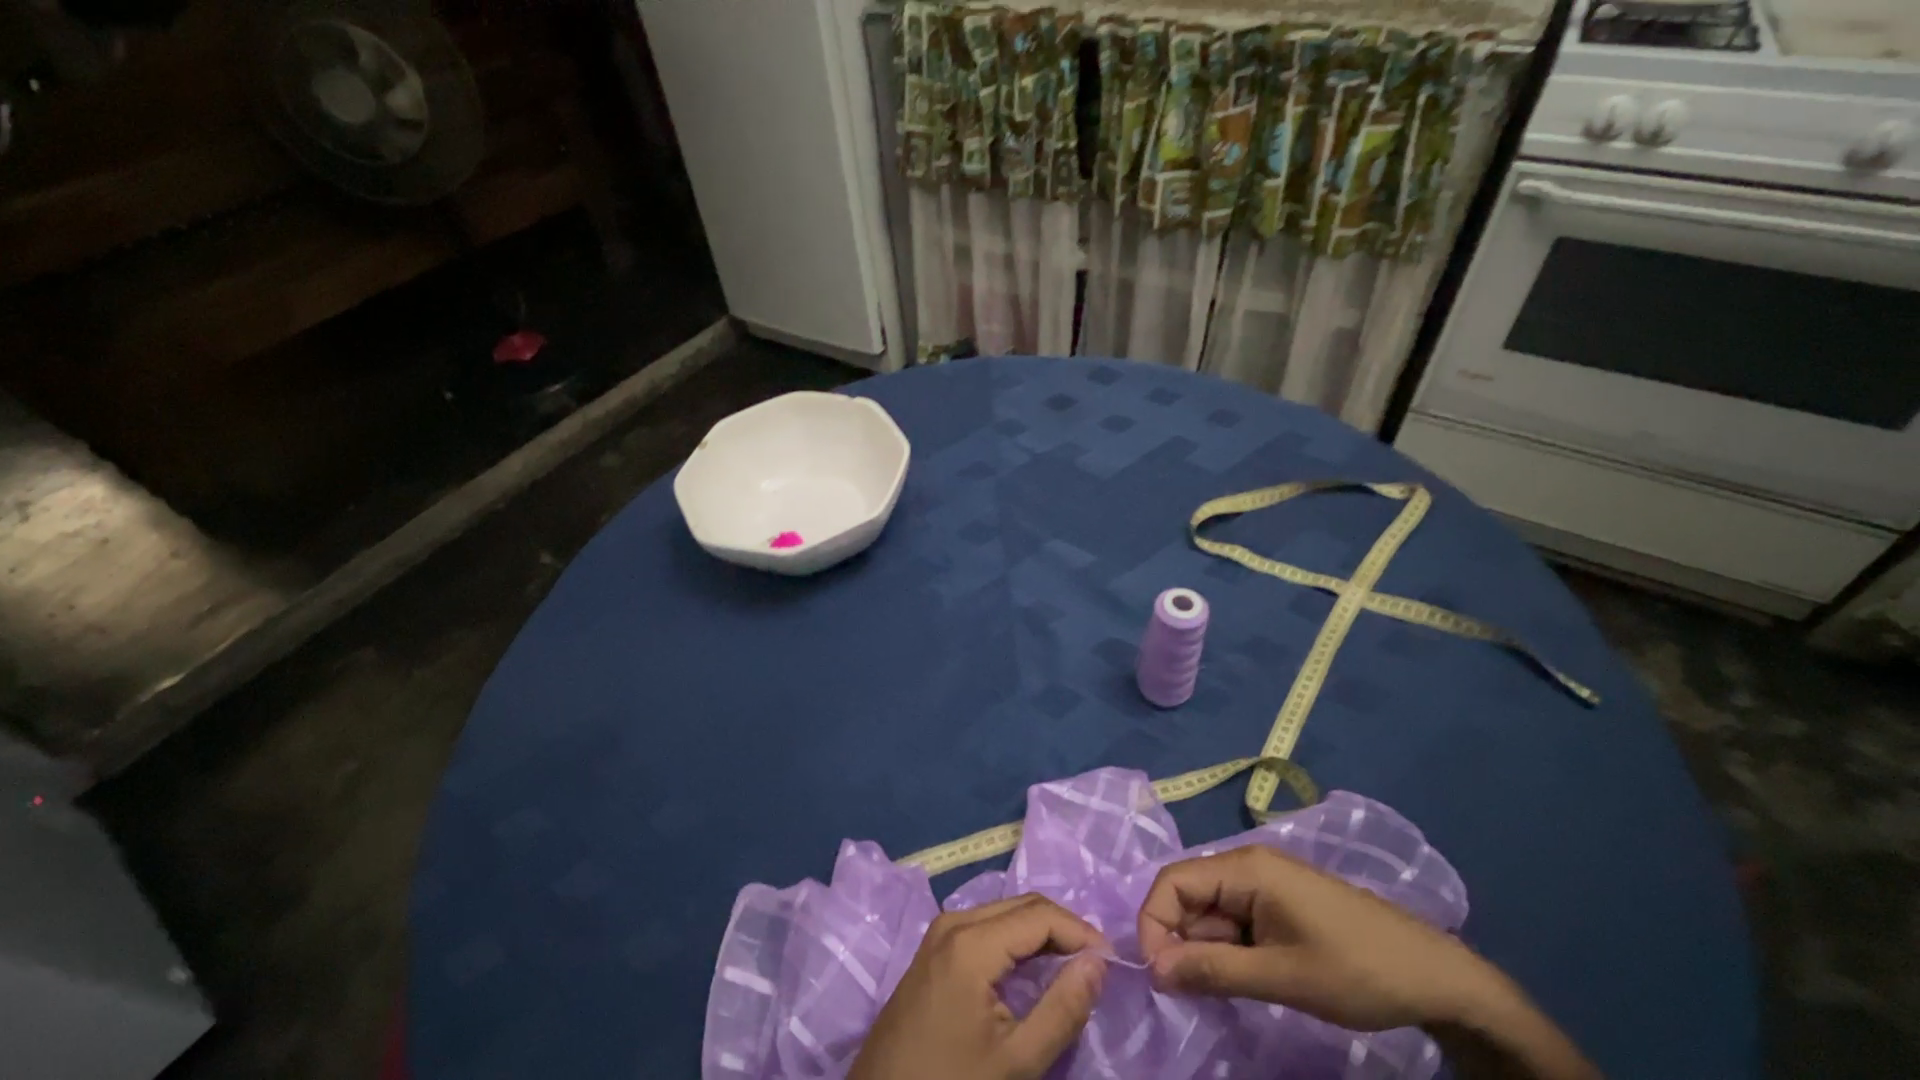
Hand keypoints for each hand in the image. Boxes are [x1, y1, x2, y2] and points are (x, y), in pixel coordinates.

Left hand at [848, 894, 1109, 1079]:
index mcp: (971, 942)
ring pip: (1004, 914)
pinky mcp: (932, 951)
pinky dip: (1016, 941)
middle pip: (1023, 906)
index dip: (1083, 933)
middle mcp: (952, 923)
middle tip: (1098, 965)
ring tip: (1073, 968)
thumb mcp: (1017, 1059)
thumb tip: (1099, 962)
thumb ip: (1063, 1008)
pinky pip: (985, 928)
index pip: (1042, 915)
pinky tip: (1034, 972)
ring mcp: (938, 935)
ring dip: (1041, 934)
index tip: (1113, 964)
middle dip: (1064, 929)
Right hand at [1137, 844, 1492, 1030]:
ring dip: (1210, 953)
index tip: (1160, 977)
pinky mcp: (1282, 908)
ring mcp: (1268, 887)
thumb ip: (1211, 970)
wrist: (1438, 979)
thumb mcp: (1280, 977)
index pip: (1172, 882)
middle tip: (1203, 993)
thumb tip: (1150, 969)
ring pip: (1212, 916)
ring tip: (1240, 988)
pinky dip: (1232, 954)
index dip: (1154, 924)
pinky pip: (1236, 925)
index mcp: (1247, 868)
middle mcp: (1250, 867)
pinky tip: (1252, 980)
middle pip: (1189, 898)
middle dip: (1184, 944)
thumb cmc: (1357, 971)